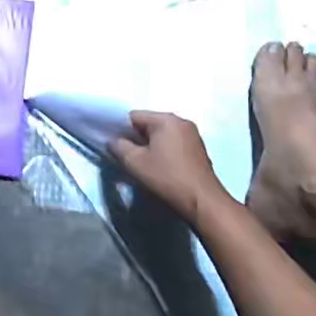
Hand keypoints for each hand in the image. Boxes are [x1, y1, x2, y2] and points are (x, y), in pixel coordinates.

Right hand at [110, 111, 231, 222]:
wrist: (202, 200)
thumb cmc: (167, 177)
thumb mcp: (136, 162)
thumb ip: (119, 147)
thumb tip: (114, 141)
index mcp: (166, 119)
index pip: (134, 116)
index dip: (121, 129)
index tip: (116, 147)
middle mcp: (181, 121)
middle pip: (150, 123)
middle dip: (137, 138)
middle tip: (129, 157)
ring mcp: (193, 134)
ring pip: (163, 134)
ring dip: (151, 145)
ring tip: (145, 164)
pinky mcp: (198, 148)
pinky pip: (175, 142)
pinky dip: (165, 150)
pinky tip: (162, 167)